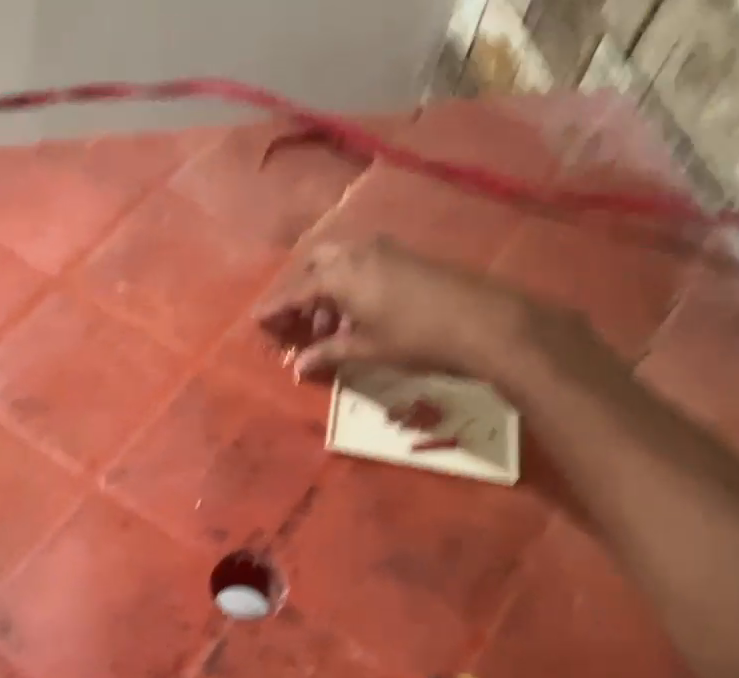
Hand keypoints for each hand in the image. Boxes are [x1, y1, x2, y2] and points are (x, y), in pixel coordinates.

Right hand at [257, 237, 597, 386]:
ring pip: (339, 262)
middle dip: (299, 291)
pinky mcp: (405, 257)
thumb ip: (328, 354)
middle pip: (314, 265)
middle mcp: (358, 252)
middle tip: (293, 322)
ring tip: (327, 329)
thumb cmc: (416, 339)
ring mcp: (384, 250)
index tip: (255, 322)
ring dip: (326, 290)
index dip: (274, 309)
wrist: (483, 322)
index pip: (295, 290)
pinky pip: (362, 264)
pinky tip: (356, 315)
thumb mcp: (366, 350)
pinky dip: (348, 285)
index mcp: (341, 274)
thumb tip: (297, 366)